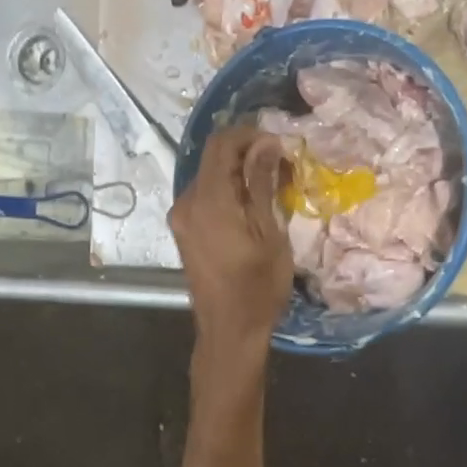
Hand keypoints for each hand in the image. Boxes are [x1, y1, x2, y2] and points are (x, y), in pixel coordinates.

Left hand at [169, 124, 291, 354]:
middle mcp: (187, 202)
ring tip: (274, 186)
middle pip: (214, 157)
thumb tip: (267, 142)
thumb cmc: (258, 285)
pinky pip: (206, 195)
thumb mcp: (270, 232)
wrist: (230, 332)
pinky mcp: (185, 230)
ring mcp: (182, 217)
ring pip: (211, 175)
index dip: (250, 134)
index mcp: (208, 200)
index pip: (221, 144)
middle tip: (283, 166)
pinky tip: (254, 205)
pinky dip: (229, 190)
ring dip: (240, 171)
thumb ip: (263, 183)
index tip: (280, 146)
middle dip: (248, 153)